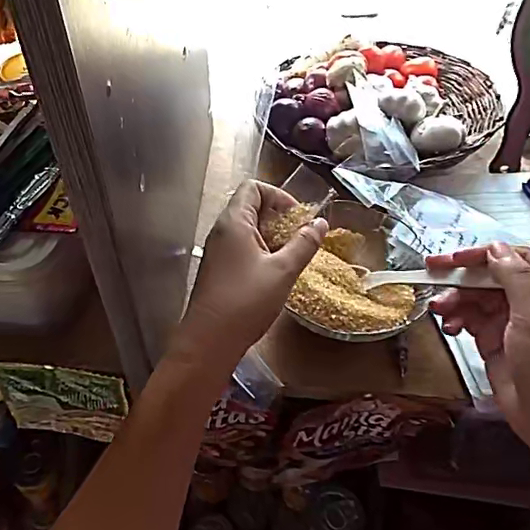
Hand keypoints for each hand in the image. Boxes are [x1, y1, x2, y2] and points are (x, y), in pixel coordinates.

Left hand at [170, 181, 325, 369]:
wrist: (208, 342)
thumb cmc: (246, 302)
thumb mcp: (283, 271)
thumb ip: (304, 244)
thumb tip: (321, 223)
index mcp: (234, 222)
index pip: (253, 187)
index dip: (279, 196)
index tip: (298, 218)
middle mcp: (221, 231)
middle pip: (251, 206)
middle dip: (279, 218)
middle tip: (301, 238)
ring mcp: (217, 251)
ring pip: (247, 229)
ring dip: (272, 237)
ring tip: (292, 257)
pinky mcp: (218, 270)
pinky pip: (242, 248)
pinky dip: (261, 252)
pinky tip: (276, 274)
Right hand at [428, 242, 529, 466]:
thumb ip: (516, 279)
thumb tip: (497, 250)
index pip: (516, 259)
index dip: (485, 255)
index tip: (456, 258)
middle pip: (492, 279)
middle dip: (463, 277)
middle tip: (432, 273)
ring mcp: (515, 327)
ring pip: (478, 301)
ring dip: (456, 300)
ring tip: (439, 309)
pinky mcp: (498, 347)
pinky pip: (472, 324)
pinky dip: (458, 321)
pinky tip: (449, 326)